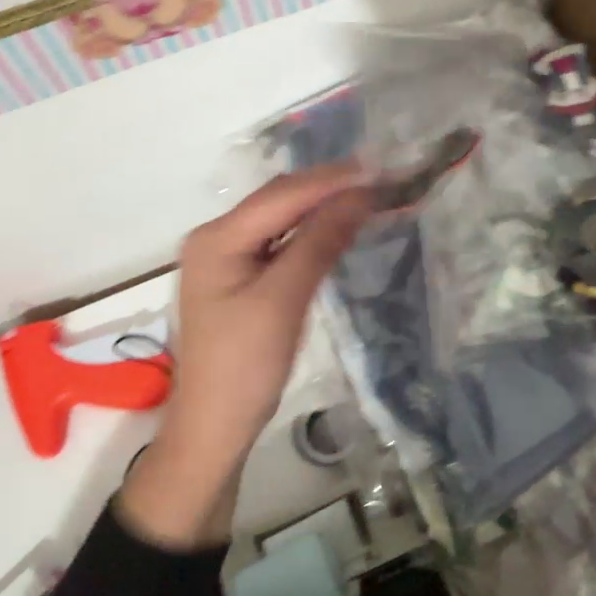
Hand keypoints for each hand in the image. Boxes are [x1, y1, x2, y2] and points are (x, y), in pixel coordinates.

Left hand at [120, 163, 373, 546]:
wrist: (214, 426)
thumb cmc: (245, 365)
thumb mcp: (284, 300)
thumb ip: (319, 243)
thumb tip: (359, 196)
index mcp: (216, 238)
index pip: (282, 195)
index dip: (332, 181)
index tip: (381, 169)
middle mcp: (215, 238)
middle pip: (278, 201)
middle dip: (327, 189)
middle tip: (381, 179)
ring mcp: (224, 259)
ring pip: (279, 221)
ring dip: (320, 209)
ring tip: (368, 198)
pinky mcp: (237, 280)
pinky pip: (277, 244)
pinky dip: (309, 235)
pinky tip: (337, 230)